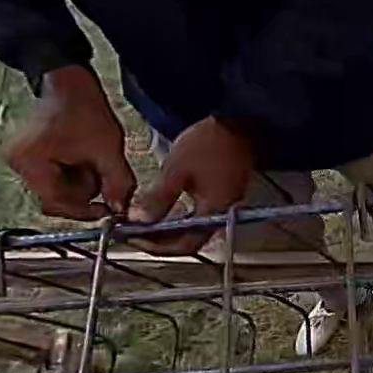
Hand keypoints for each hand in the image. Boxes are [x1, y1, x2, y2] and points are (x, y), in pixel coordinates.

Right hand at [5, 65, 136, 220]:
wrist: (71, 85)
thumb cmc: (84, 110)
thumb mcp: (108, 151)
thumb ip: (118, 184)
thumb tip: (121, 209)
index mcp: (30, 161)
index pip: (56, 203)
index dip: (85, 210)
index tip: (108, 211)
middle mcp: (19, 163)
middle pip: (58, 198)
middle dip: (85, 192)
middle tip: (100, 172)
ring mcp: (23, 160)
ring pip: (60, 190)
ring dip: (82, 183)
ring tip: (92, 159)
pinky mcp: (32, 157)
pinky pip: (58, 179)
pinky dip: (76, 175)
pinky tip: (84, 158)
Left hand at [127, 116, 256, 255]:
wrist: (236, 125)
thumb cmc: (209, 144)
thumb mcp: (176, 171)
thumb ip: (159, 199)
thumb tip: (140, 220)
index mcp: (212, 212)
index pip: (185, 245)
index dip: (158, 247)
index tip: (136, 239)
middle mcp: (222, 215)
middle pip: (191, 241)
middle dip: (162, 241)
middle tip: (138, 234)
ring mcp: (226, 207)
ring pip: (196, 230)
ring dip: (172, 231)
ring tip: (149, 223)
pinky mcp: (225, 197)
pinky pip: (202, 217)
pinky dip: (183, 220)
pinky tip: (169, 211)